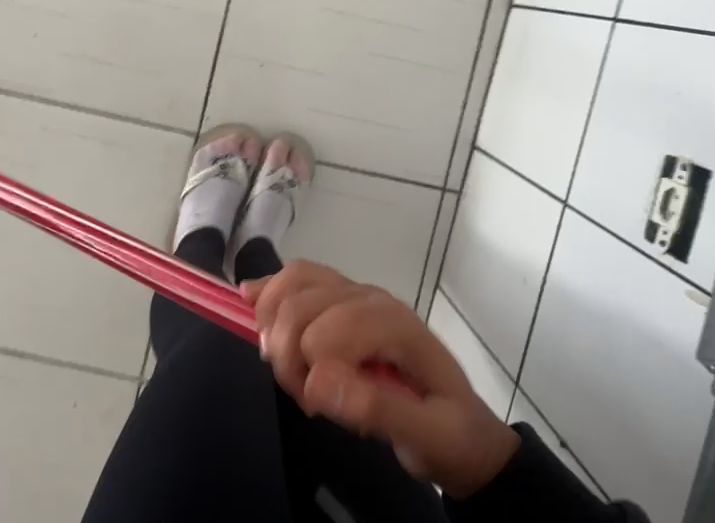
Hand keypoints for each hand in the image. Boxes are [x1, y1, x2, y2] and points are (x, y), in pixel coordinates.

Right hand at [243, 261, 519, 498]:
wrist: (464, 429)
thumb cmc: (447, 435)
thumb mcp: (426, 437)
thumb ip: (377, 411)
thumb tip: (318, 382)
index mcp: (394, 325)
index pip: (323, 332)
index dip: (307, 373)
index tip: (317, 409)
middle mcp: (372, 298)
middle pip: (300, 306)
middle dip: (286, 354)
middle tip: (304, 396)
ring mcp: (357, 293)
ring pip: (295, 281)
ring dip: (274, 322)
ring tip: (284, 362)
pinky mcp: (344, 298)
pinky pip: (300, 276)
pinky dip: (272, 288)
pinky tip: (250, 297)